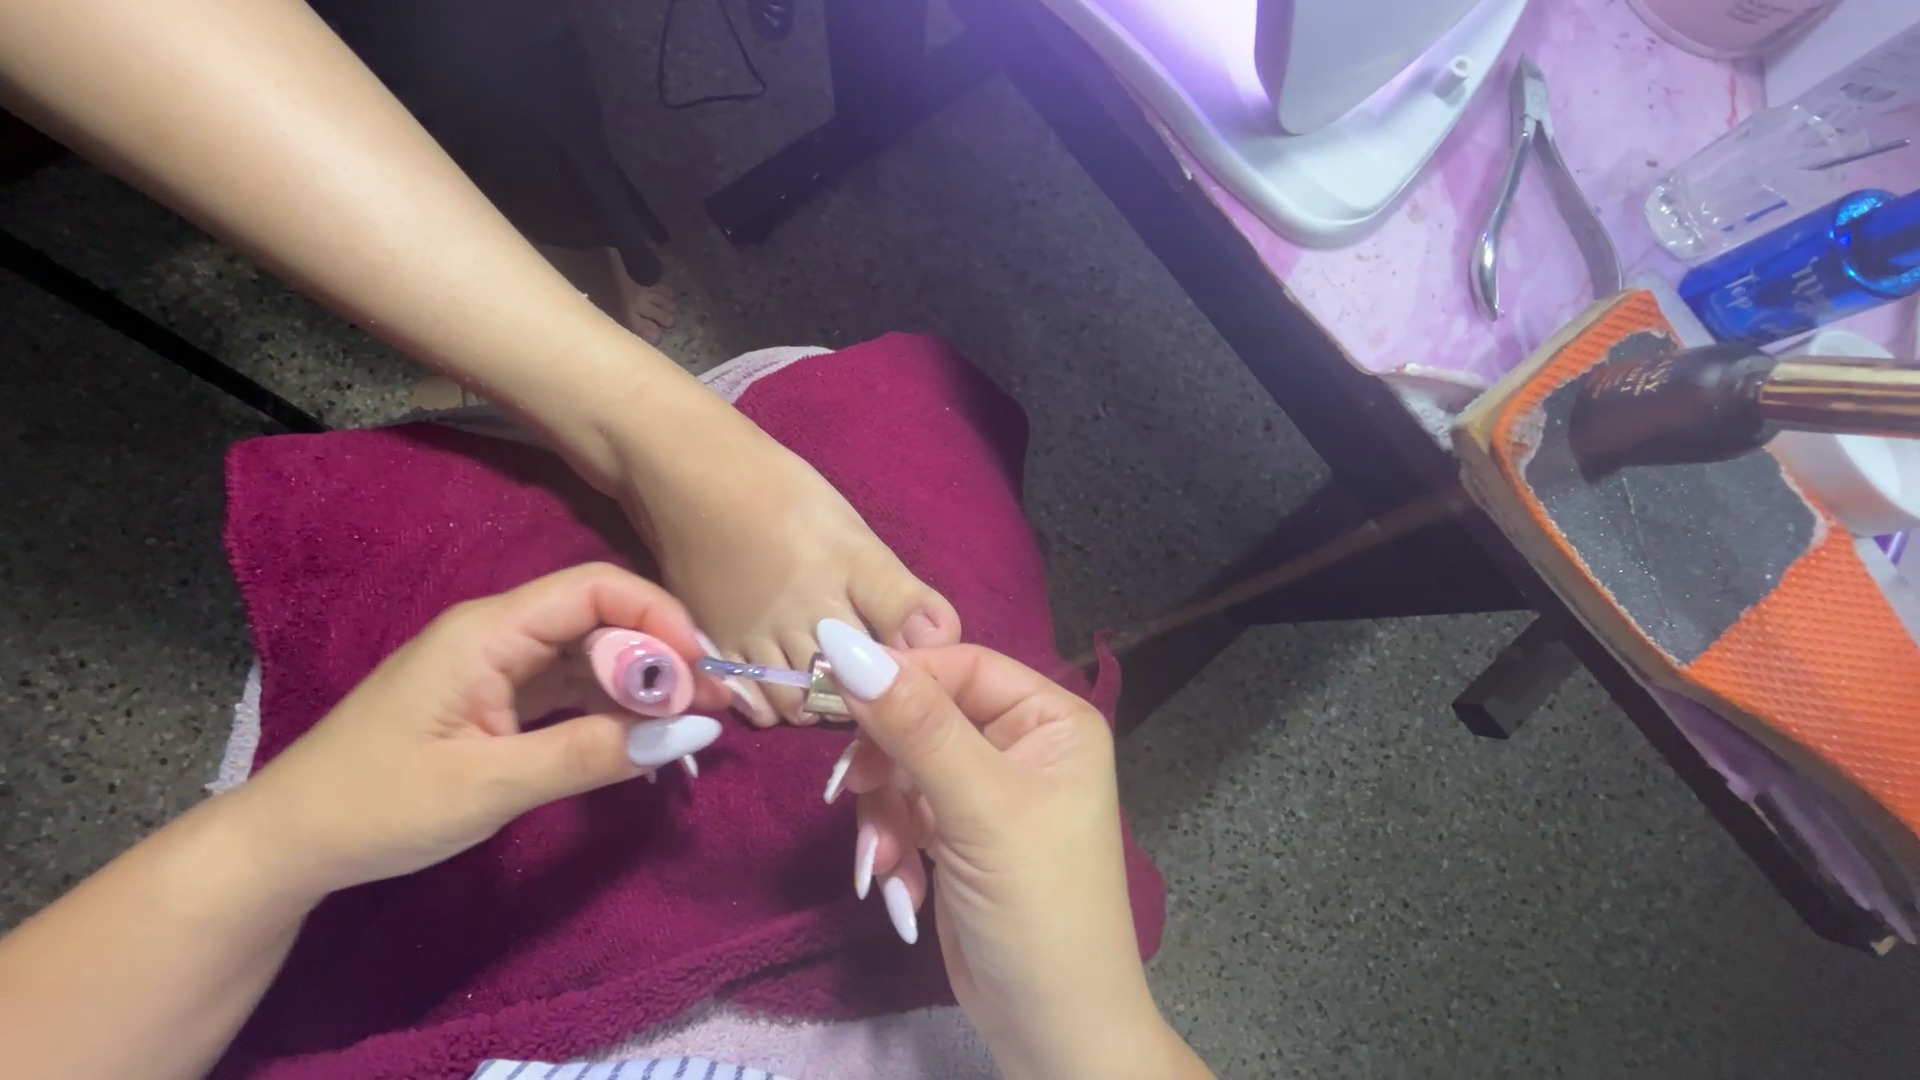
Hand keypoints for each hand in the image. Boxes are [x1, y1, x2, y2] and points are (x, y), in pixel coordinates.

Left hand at [228, 563, 730, 898]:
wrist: (286, 847)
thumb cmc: (376, 809)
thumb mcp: (490, 786)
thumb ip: (592, 754)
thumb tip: (690, 732)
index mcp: (488, 631)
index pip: (595, 588)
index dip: (658, 615)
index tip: (700, 669)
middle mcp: (502, 633)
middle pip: (604, 617)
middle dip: (663, 655)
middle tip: (710, 707)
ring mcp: (504, 664)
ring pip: (596, 652)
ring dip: (645, 684)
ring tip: (689, 724)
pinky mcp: (505, 696)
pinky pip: (577, 686)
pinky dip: (616, 708)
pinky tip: (643, 736)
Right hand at [612, 399, 961, 725]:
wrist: (696, 474)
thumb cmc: (785, 498)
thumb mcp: (857, 542)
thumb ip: (898, 598)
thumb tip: (942, 641)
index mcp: (836, 617)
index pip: (877, 679)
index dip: (894, 683)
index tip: (905, 677)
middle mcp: (792, 644)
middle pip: (832, 699)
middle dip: (856, 701)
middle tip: (869, 686)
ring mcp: (749, 649)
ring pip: (788, 704)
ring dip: (811, 704)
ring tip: (829, 687)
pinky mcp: (713, 645)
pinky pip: (744, 697)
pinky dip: (766, 703)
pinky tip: (780, 691)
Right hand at [814, 621, 1209, 1079]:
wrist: (1049, 1031)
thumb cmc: (1036, 906)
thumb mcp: (980, 809)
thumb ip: (916, 726)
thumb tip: (847, 643)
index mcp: (1050, 719)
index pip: (961, 666)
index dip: (899, 675)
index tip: (832, 688)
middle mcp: (1021, 743)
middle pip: (924, 714)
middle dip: (887, 762)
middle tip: (852, 790)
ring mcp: (986, 789)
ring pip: (904, 765)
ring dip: (884, 815)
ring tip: (885, 863)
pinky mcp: (956, 831)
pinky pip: (903, 808)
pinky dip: (891, 841)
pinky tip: (896, 884)